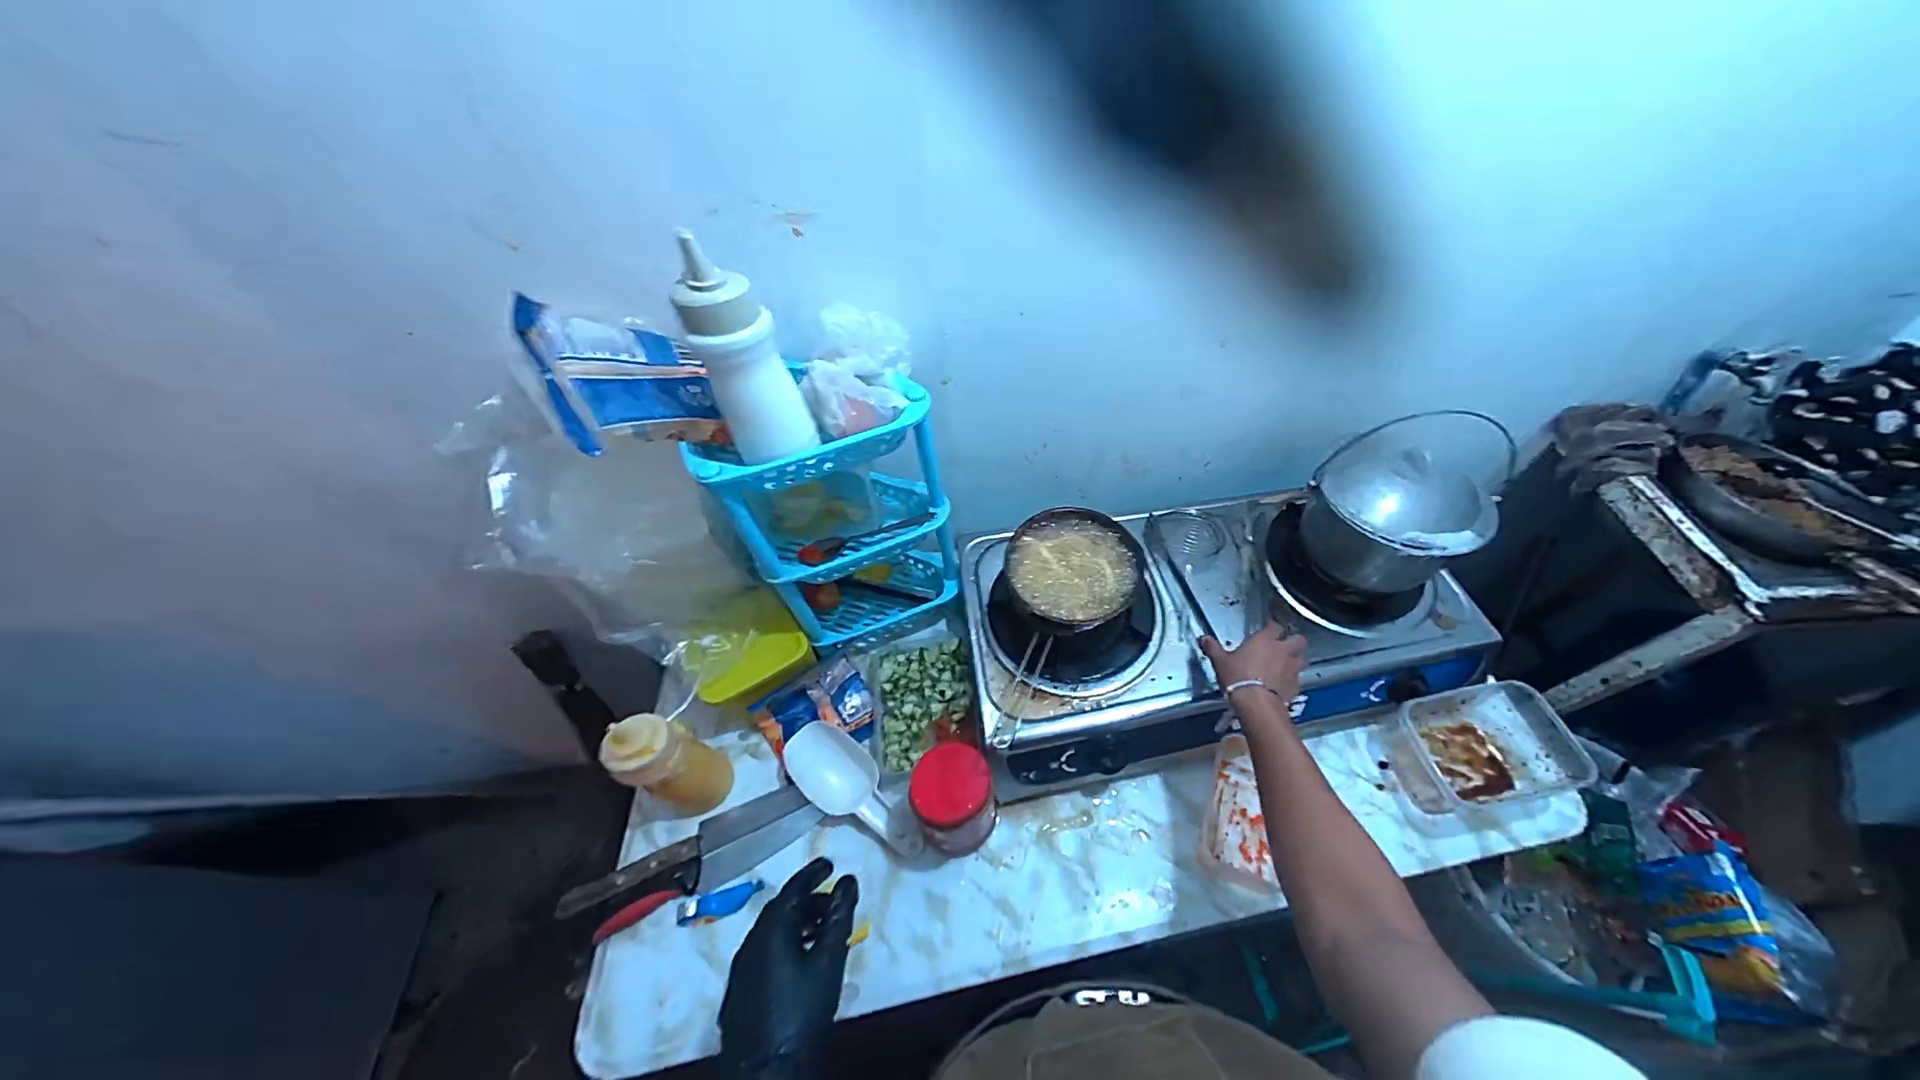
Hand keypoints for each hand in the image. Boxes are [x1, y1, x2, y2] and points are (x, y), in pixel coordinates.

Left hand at [719, 858, 858, 1079]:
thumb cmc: (802, 1010)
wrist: (766, 1070)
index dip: (813, 873)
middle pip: (782, 909)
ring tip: (824, 930)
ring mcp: (743, 968)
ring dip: (799, 923)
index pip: (793, 889)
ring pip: (773, 932)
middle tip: (834, 902)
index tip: (830, 863)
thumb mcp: (829, 960)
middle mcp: (751, 942)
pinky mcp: (741, 990)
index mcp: (770, 929)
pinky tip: (804, 959)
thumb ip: (839, 917)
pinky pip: (766, 951)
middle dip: (810, 900)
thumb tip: (849, 880)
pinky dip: (788, 943)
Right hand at [1201, 620, 1306, 704]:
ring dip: (1296, 659)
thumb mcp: (1220, 661)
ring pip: (1302, 658)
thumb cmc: (1237, 676)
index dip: (1272, 626)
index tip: (1267, 629)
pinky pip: (1297, 677)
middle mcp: (1283, 650)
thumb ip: (1213, 648)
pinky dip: (1292, 678)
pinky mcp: (1296, 685)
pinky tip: (1283, 683)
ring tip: (1286, 664)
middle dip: (1293, 641)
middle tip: (1283, 646)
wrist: (1257, 703)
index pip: (1274, 625)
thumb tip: (1204, 638)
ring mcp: (1292, 668)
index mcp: (1264, 640)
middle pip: (1298, 639)